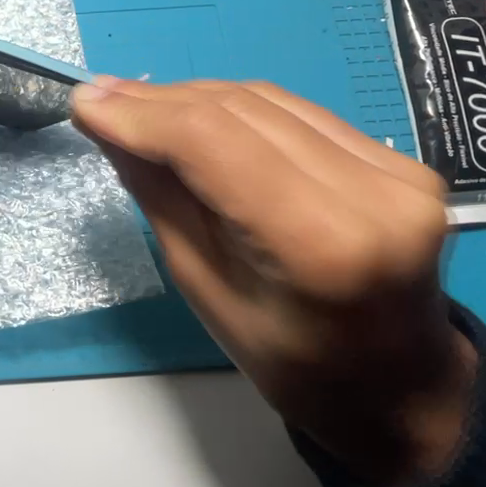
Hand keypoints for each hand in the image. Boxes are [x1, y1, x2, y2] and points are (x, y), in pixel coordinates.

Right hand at [72, 78, 474, 486]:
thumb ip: (158, 194)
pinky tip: (194, 113)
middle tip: (100, 98)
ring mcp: (395, 171)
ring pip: (266, 101)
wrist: (398, 388)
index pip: (215, 143)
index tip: (85, 103)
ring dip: (192, 98)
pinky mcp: (400, 160)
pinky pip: (295, 113)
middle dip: (159, 102)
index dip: (143, 116)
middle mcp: (370, 193)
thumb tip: (108, 123)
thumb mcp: (202, 286)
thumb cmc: (287, 361)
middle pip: (239, 112)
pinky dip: (235, 109)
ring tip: (136, 104)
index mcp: (320, 244)